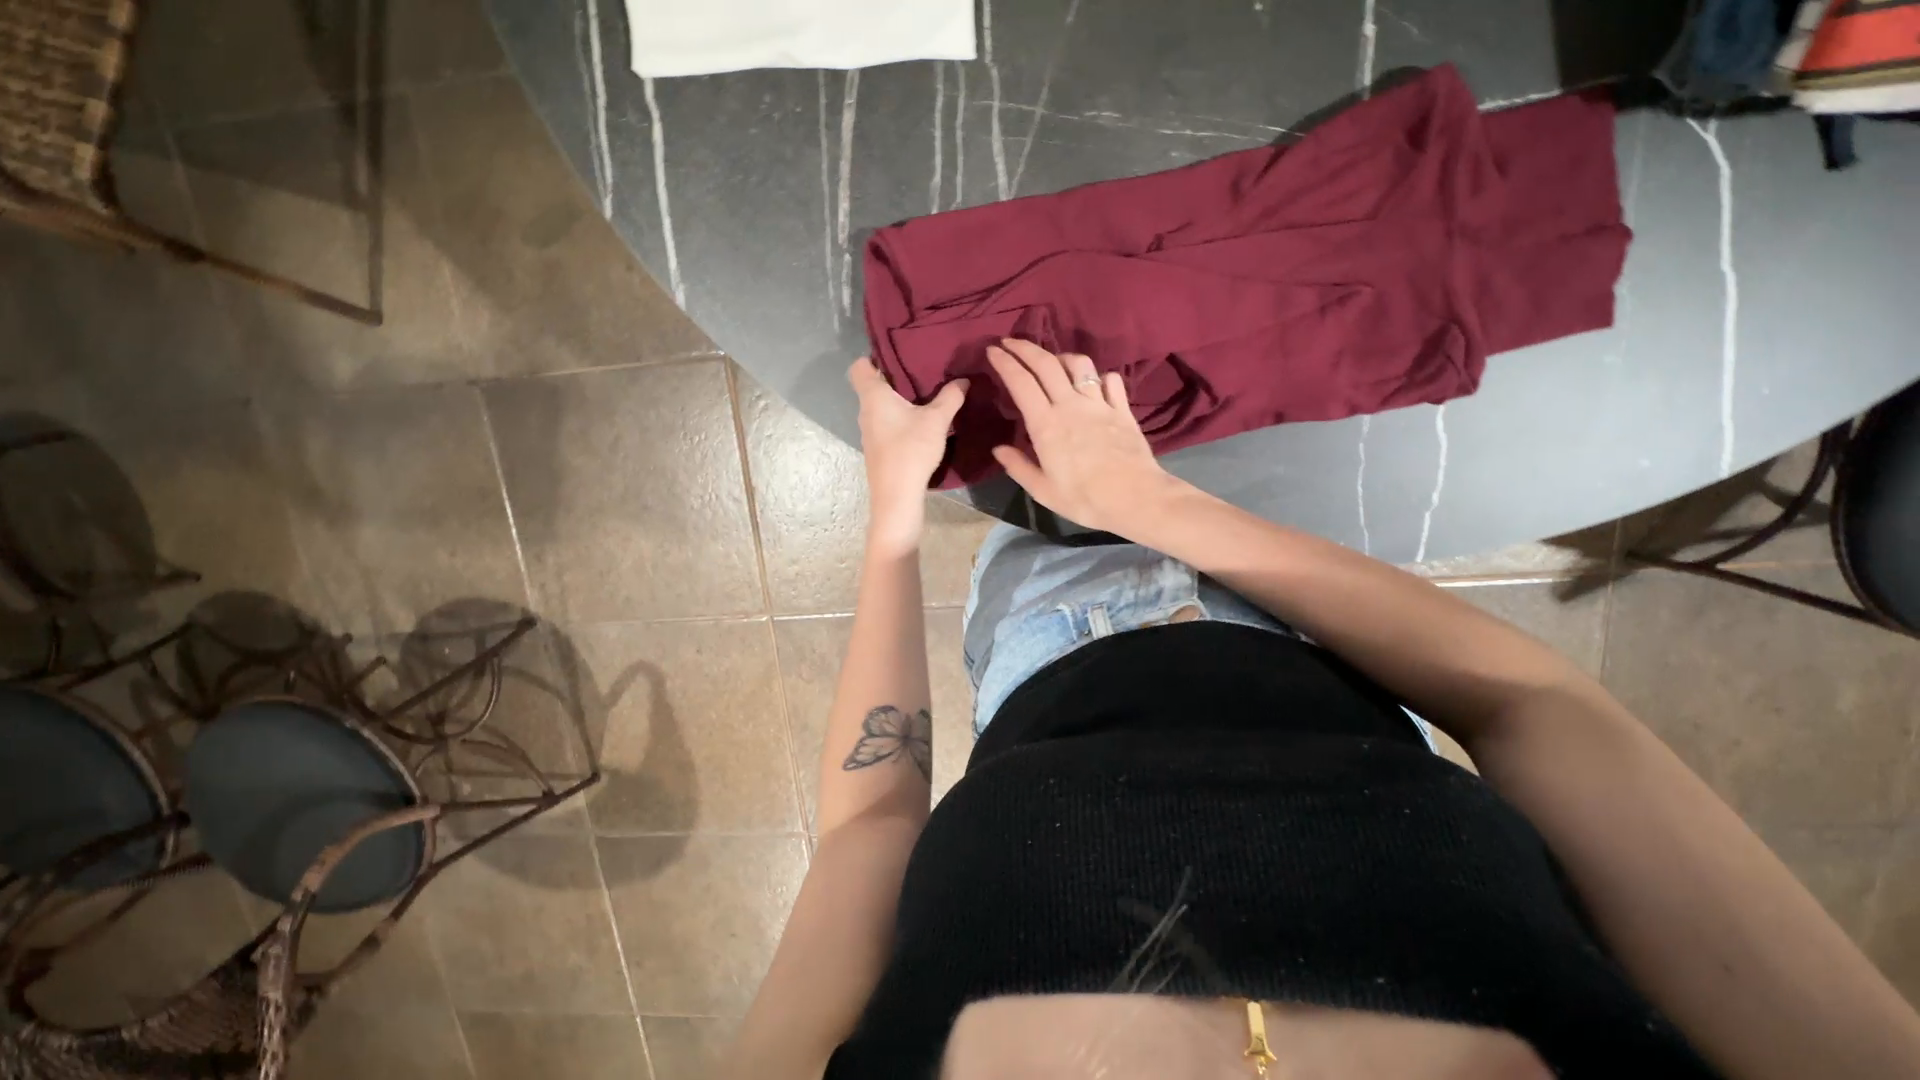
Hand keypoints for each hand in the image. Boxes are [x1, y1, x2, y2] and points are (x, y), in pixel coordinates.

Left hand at [849, 356, 967, 553]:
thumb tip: (963, 380)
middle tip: (922, 371)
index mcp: (873, 396)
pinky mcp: (877, 449)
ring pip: (881, 406)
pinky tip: (921, 423)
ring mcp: (869, 432)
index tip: (899, 357)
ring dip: (899, 401)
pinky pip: (886, 423)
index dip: (874, 358)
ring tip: (926, 395)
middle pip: (873, 385)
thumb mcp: (937, 420)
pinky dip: (900, 419)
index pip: (859, 366)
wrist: (897, 497)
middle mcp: (865, 411)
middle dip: (895, 378)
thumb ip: (951, 396)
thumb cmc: (911, 451)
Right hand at [987, 339, 1184, 535]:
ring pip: (1079, 364)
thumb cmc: (1085, 499)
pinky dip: (1098, 376)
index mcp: (1046, 425)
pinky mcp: (1122, 409)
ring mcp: (1099, 404)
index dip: (1005, 362)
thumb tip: (999, 449)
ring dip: (1061, 356)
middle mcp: (1071, 405)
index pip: (1021, 382)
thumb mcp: (1043, 491)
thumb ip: (1019, 466)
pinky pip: (1110, 380)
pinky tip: (1093, 383)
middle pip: (1046, 364)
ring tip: (1053, 362)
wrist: (1136, 498)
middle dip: (1025, 348)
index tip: (992, 351)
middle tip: (1011, 342)